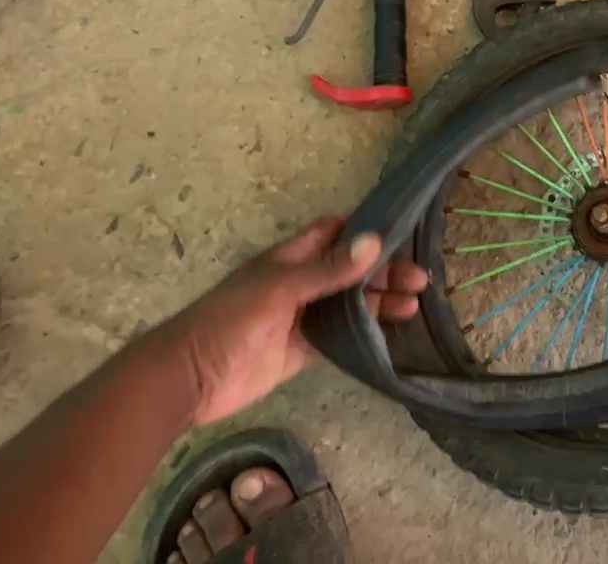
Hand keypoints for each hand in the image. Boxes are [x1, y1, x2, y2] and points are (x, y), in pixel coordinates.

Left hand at [155, 215, 429, 425]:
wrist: (188, 380)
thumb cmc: (229, 321)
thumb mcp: (281, 288)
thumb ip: (330, 269)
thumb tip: (375, 241)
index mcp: (292, 258)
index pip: (335, 231)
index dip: (366, 227)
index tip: (404, 230)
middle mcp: (302, 283)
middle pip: (351, 269)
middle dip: (385, 270)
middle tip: (420, 280)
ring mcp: (303, 317)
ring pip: (351, 303)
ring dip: (381, 301)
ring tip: (414, 306)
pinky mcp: (303, 350)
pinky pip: (342, 336)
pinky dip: (367, 332)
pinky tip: (391, 332)